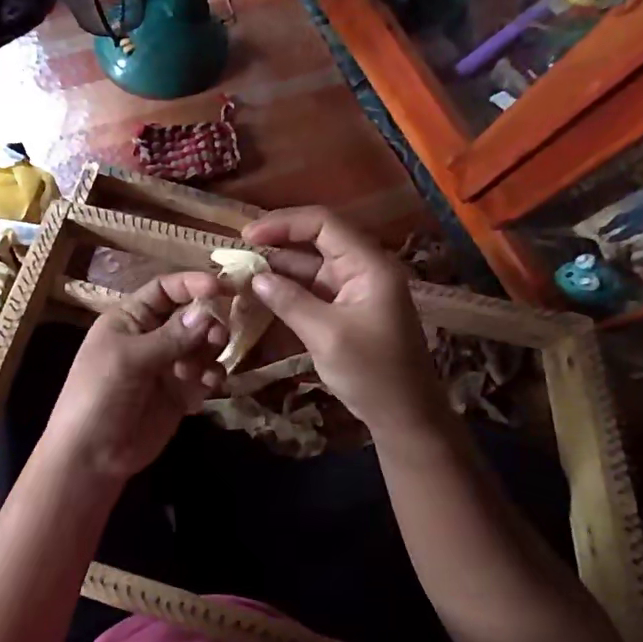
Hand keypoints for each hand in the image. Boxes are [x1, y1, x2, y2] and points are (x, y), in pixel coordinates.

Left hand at [45, 271, 228, 479]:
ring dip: (211, 349)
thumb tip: (208, 311)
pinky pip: (206, 374)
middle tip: (219, 335)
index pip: (165, 289)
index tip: (221, 288)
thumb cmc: (98, 396)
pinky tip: (210, 384)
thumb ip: (172, 336)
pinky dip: (213, 375)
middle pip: (190, 315)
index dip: (192, 284)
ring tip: (208, 364)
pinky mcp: (181, 393)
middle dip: (208, 321)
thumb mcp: (130, 360)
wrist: (92, 458)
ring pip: (203, 344)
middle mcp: (152, 337)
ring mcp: (168, 365)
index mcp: (130, 318)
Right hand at [241, 207, 447, 435]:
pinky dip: (288, 292)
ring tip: (240, 274)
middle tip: (236, 255)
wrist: (406, 418)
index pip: (324, 224)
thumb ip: (290, 302)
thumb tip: (256, 277)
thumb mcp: (327, 336)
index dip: (284, 223)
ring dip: (278, 271)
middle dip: (276, 246)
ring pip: (311, 269)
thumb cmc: (373, 373)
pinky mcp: (347, 312)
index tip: (248, 235)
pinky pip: (313, 292)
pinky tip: (260, 296)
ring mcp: (355, 292)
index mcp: (369, 265)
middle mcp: (363, 270)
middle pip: (316, 243)